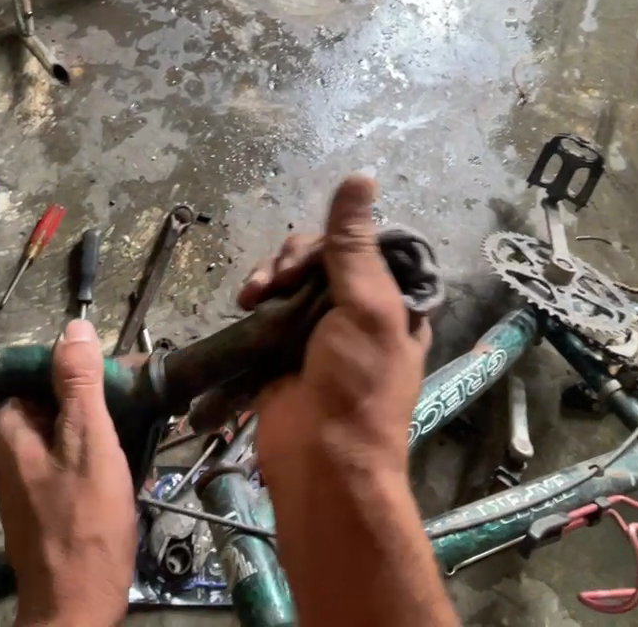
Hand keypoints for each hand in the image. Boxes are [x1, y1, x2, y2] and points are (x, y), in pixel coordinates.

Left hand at [0, 318, 136, 626]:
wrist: (79, 608)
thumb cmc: (83, 522)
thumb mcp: (87, 441)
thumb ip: (80, 382)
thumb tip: (73, 327)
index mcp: (12, 430)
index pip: (31, 371)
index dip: (69, 361)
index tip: (108, 364)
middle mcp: (14, 450)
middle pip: (53, 397)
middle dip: (95, 390)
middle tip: (135, 391)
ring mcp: (32, 478)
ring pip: (68, 428)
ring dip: (105, 420)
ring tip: (143, 417)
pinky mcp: (53, 500)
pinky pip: (76, 457)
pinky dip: (102, 449)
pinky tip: (134, 454)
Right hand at [237, 175, 430, 483]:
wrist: (321, 462)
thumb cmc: (357, 384)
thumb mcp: (367, 308)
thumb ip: (355, 243)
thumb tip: (361, 176)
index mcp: (393, 301)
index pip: (365, 244)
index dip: (337, 237)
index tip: (315, 251)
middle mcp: (357, 309)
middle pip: (322, 255)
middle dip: (293, 259)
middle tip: (278, 279)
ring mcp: (318, 328)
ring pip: (291, 276)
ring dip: (269, 276)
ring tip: (253, 294)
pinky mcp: (284, 345)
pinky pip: (269, 305)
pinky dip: (256, 299)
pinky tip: (244, 303)